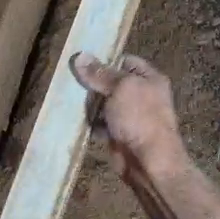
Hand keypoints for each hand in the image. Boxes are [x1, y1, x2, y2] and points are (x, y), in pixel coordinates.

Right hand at [69, 52, 186, 174]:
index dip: (106, 61)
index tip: (82, 62)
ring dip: (89, 104)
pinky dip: (91, 122)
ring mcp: (130, 116)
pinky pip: (101, 123)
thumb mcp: (120, 88)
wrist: (149, 162)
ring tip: (69, 99)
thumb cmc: (140, 118)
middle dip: (93, 84)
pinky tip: (77, 119)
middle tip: (71, 81)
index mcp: (150, 79)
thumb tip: (80, 56)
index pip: (125, 61)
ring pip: (104, 103)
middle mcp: (142, 95)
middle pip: (111, 82)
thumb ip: (100, 73)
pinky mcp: (119, 134)